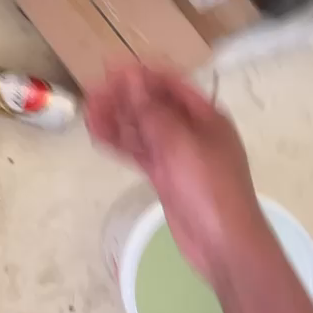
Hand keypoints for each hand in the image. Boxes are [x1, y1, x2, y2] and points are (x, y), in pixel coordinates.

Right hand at [86, 66, 262, 276]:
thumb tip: (131, 76)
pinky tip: (98, 135)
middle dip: (123, 98)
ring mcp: (177, 155)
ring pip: (142, 129)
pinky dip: (119, 143)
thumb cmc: (209, 186)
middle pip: (153, 106)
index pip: (169, 84)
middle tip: (91, 92)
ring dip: (116, 119)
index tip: (109, 68)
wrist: (224, 243)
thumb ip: (151, 110)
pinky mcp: (165, 176)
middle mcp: (191, 131)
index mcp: (205, 116)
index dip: (140, 75)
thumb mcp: (179, 142)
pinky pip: (139, 152)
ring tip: (88, 112)